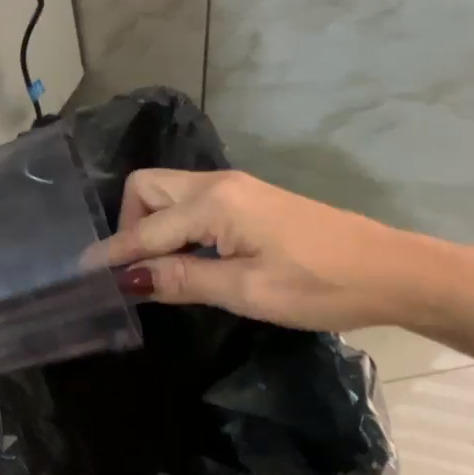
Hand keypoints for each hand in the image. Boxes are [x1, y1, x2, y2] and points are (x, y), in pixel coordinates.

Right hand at [94, 169, 415, 332]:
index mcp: (214, 203)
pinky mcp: (249, 200)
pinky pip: (190, 204)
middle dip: (129, 226)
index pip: (145, 230)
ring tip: (161, 271)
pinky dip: (175, 227)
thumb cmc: (321, 285)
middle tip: (137, 272)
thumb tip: (127, 280)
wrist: (394, 271)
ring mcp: (235, 188)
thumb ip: (182, 280)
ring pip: (167, 194)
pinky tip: (188, 260)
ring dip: (152, 226)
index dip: (112, 255)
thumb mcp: (248, 290)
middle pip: (146, 189)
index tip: (79, 276)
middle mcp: (217, 184)